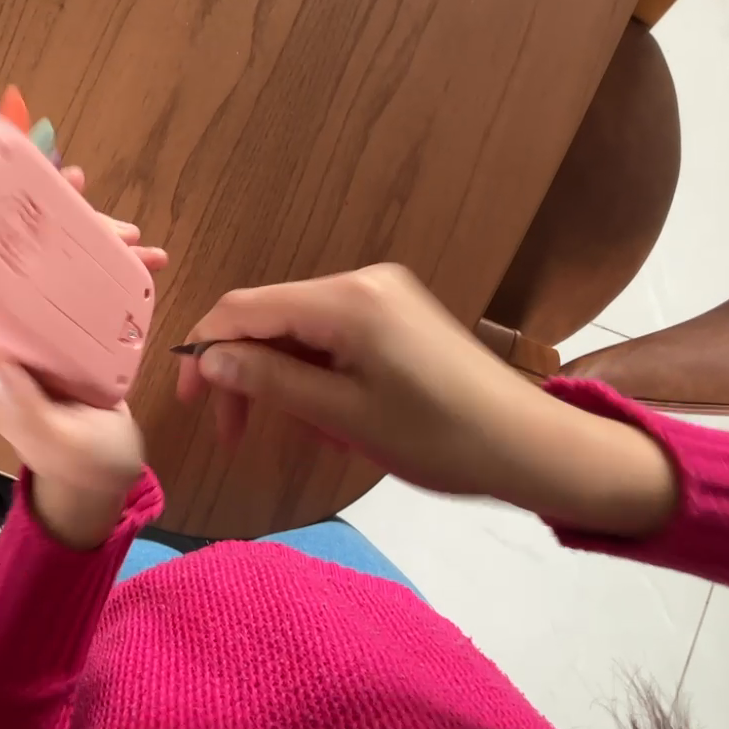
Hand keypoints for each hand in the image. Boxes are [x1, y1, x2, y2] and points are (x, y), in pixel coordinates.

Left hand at [0, 167, 166, 548]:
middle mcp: (15, 331)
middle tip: (74, 179)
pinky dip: (116, 259)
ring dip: (87, 231)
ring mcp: (48, 327)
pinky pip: (89, 280)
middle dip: (39, 213)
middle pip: (14, 258)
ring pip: (56, 262)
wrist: (109, 479)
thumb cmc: (78, 465)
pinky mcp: (79, 329)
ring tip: (131, 228)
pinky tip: (146, 254)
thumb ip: (21, 403)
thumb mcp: (52, 439)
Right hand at [175, 264, 675, 536]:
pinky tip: (327, 412)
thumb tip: (207, 358)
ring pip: (295, 329)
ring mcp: (378, 293)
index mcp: (346, 299)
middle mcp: (358, 281)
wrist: (537, 448)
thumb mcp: (344, 415)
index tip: (191, 400)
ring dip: (281, 378)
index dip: (205, 348)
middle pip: (269, 317)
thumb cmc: (441, 439)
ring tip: (306, 430)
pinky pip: (327, 335)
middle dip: (244, 371)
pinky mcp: (391, 311)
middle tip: (234, 432)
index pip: (245, 308)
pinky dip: (312, 372)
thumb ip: (270, 380)